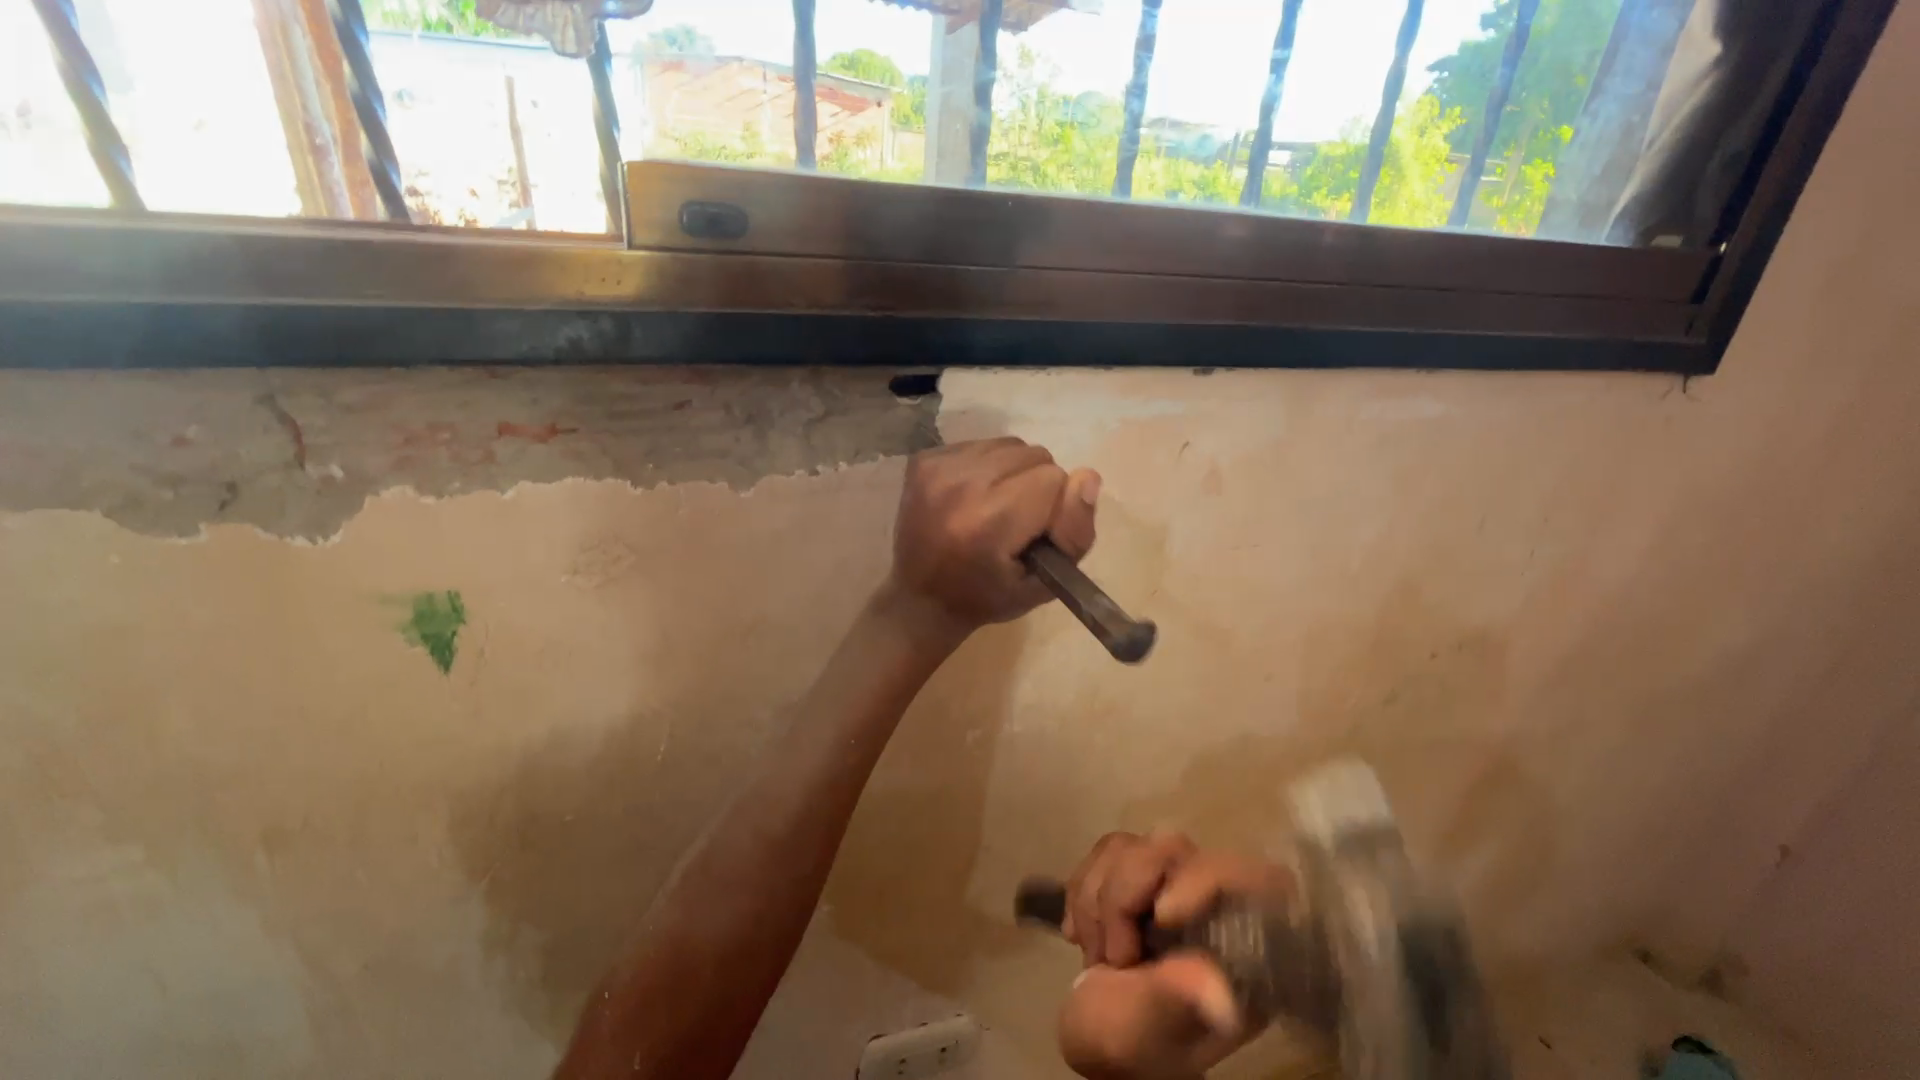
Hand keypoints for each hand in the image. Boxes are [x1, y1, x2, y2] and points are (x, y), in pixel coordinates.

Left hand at [888, 437, 1100, 633]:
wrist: (920, 598)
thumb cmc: (987, 597)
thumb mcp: (1043, 583)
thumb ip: (1075, 533)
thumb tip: (1088, 476)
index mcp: (989, 520)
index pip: (1054, 478)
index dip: (1055, 509)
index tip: (1035, 536)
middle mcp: (960, 485)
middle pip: (1035, 454)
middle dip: (1037, 486)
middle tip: (1015, 523)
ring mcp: (938, 468)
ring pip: (1011, 444)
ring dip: (1014, 473)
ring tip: (996, 508)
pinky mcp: (924, 458)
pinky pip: (983, 444)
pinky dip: (988, 467)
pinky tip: (974, 498)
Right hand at [1056, 832, 1294, 1079]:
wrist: (1096, 1037)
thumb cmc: (1130, 1043)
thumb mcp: (1147, 1031)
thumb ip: (1175, 1002)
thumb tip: (1218, 992)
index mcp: (1243, 945)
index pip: (1244, 876)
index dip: (1201, 878)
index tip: (1162, 916)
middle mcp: (1212, 902)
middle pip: (1172, 850)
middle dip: (1123, 898)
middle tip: (1114, 956)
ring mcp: (1172, 882)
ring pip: (1130, 846)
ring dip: (1096, 901)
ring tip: (1099, 954)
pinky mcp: (1137, 872)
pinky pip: (1105, 851)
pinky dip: (1082, 890)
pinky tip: (1082, 933)